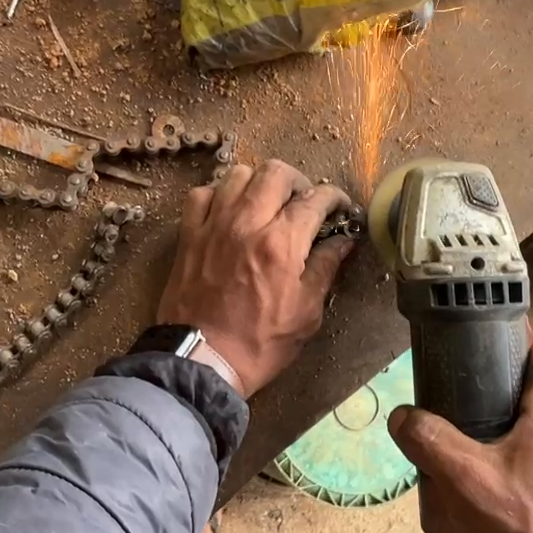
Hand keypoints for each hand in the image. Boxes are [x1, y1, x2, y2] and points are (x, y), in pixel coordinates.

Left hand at [156, 160, 355, 396]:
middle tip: (303, 203)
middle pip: (277, 172)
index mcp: (281, 243)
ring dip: (259, 184)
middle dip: (298, 182)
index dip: (335, 198)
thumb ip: (326, 268)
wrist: (202, 360)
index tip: (340, 208)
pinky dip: (219, 195)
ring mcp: (213, 224)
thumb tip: (344, 240)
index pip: (316, 199)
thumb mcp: (306, 313)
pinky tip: (228, 212)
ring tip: (266, 204)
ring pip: (239, 174)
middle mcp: (247, 223)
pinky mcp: (188, 234)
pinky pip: (202, 194)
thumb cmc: (260, 343)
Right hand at [388, 340, 532, 532]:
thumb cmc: (525, 532)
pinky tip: (510, 486)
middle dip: (512, 387)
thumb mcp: (463, 481)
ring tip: (484, 443)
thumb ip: (428, 439)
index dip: (516, 341)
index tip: (484, 341)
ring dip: (524, 425)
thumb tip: (402, 416)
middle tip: (470, 396)